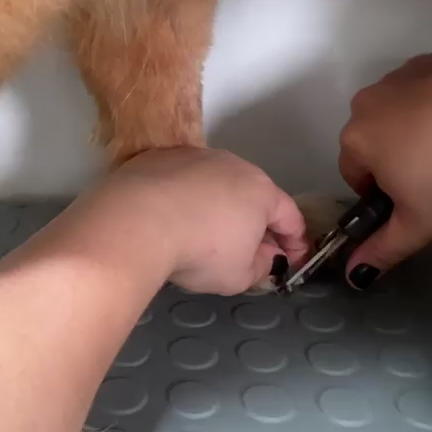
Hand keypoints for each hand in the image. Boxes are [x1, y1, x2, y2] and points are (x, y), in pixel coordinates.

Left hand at [74, 148, 307, 294]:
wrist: (136, 220)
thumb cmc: (198, 250)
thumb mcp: (239, 276)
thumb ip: (261, 266)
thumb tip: (265, 255)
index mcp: (260, 190)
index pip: (289, 214)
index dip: (295, 240)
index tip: (292, 259)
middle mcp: (231, 164)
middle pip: (251, 193)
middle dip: (254, 221)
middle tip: (248, 249)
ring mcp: (192, 156)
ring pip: (213, 182)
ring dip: (216, 205)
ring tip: (203, 232)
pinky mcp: (158, 157)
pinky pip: (179, 179)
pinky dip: (181, 196)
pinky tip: (169, 218)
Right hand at [336, 51, 431, 286]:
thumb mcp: (422, 222)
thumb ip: (385, 248)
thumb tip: (352, 275)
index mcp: (355, 139)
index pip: (354, 173)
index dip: (383, 193)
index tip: (417, 200)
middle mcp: (367, 101)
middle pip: (375, 138)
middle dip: (400, 157)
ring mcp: (401, 74)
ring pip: (402, 111)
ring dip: (420, 128)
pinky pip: (429, 87)